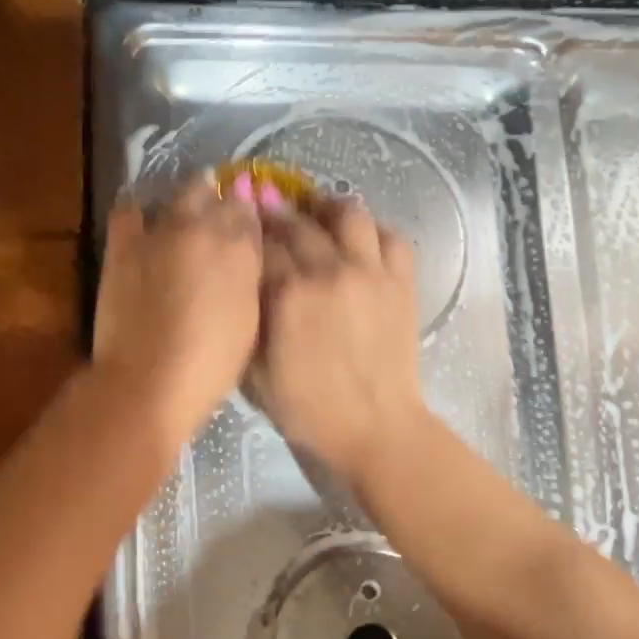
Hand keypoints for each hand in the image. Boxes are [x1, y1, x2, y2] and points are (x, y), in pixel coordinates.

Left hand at [93, 174, 264, 443]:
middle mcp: (205, 228)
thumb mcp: (249, 323)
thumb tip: (244, 259)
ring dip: (185, 203)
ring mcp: (161, 231)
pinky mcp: (123, 244)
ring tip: (183, 219)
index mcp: (243, 250)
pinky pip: (130, 211)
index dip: (246, 220)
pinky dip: (139, 214)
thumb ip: (248, 279)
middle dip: (217, 203)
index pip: (249, 213)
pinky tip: (142, 227)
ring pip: (179, 195)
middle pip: (216, 197)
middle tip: (214, 221)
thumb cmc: (209, 367)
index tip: (243, 229)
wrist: (149, 383)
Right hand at [257, 198, 429, 485]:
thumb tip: (242, 287)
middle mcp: (327, 270)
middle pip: (297, 222)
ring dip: (327, 209)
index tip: (238, 225)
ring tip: (317, 216)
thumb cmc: (307, 410)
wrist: (374, 429)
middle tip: (268, 212)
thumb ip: (247, 323)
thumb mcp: (256, 373)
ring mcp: (369, 271)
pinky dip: (373, 230)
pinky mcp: (400, 282)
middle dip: (277, 213)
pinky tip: (360, 241)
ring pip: (348, 213)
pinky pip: (390, 236)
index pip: (260, 244)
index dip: (246, 232)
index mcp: (286, 294)